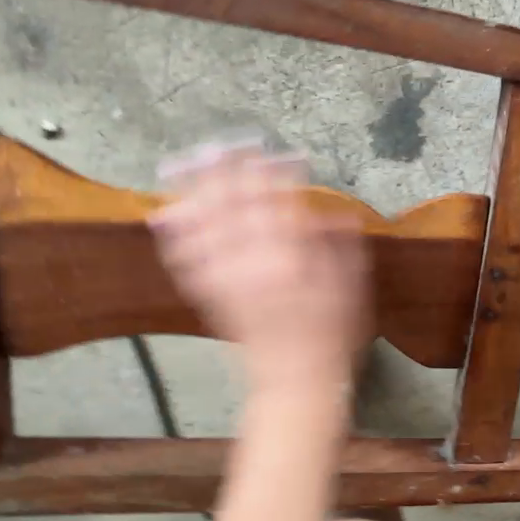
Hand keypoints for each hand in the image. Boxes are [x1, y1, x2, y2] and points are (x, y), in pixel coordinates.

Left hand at [150, 145, 367, 400]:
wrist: (296, 378)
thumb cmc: (333, 334)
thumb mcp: (352, 287)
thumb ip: (341, 246)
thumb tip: (333, 213)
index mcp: (292, 255)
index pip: (275, 200)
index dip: (272, 171)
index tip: (275, 152)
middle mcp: (254, 260)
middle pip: (233, 203)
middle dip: (226, 169)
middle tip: (222, 142)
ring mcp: (227, 276)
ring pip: (203, 224)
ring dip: (191, 191)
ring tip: (182, 162)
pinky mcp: (211, 292)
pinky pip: (185, 257)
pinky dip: (175, 232)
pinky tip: (166, 213)